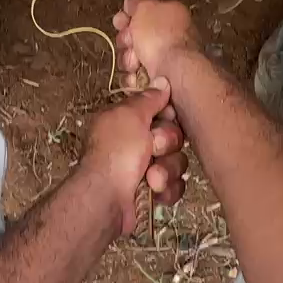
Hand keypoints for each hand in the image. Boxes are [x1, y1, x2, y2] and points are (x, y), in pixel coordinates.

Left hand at [78, 80, 187, 235]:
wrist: (107, 200)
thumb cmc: (116, 153)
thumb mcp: (130, 115)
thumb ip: (148, 99)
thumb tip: (161, 82)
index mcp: (124, 121)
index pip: (158, 111)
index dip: (167, 116)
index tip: (166, 117)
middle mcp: (133, 143)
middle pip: (172, 136)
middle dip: (167, 144)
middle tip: (154, 149)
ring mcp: (142, 168)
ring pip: (176, 162)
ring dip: (166, 169)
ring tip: (151, 178)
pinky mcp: (150, 192)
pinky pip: (174, 185)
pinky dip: (167, 189)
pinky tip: (154, 191)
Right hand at [113, 0, 201, 85]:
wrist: (172, 72)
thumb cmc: (161, 38)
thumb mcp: (145, 9)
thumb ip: (137, 2)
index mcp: (170, 16)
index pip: (142, 14)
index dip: (127, 17)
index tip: (121, 22)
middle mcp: (168, 37)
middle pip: (133, 37)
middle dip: (126, 41)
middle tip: (130, 42)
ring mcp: (163, 59)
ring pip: (131, 58)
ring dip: (128, 60)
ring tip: (136, 63)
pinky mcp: (156, 79)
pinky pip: (135, 77)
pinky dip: (132, 78)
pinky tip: (136, 76)